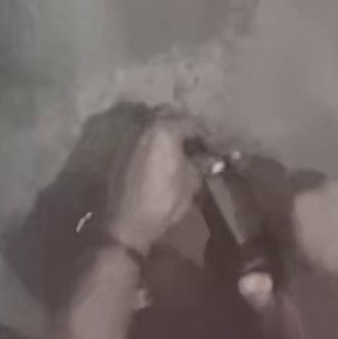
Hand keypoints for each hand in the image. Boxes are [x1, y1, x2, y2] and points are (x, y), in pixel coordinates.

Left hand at [106, 117, 201, 253]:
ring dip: (169, 130)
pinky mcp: (121, 150)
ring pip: (154, 123)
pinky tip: (164, 155)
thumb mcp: (191, 181)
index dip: (207, 133)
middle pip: (170, 114)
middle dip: (186, 125)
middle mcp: (145, 126)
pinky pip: (143, 136)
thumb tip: (210, 155)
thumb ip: (201, 162)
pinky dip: (155, 140)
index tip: (216, 145)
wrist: (126, 224)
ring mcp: (130, 136)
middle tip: (199, 142)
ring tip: (182, 148)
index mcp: (165, 129)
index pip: (192, 122)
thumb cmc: (163, 202)